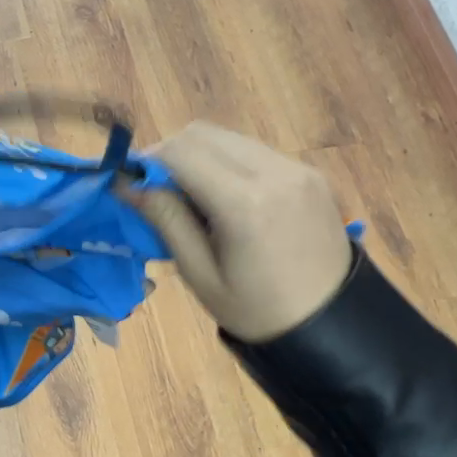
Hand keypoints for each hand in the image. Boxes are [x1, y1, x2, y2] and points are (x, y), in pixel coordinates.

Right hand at [125, 122, 351, 342]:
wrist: (331, 323)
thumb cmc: (255, 310)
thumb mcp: (198, 273)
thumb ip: (164, 219)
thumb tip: (125, 183)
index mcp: (244, 203)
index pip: (180, 151)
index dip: (147, 161)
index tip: (131, 184)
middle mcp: (274, 172)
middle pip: (202, 134)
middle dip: (170, 154)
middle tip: (157, 190)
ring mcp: (297, 168)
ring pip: (228, 138)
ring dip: (198, 157)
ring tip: (190, 197)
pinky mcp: (309, 173)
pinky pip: (253, 151)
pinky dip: (226, 163)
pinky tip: (223, 199)